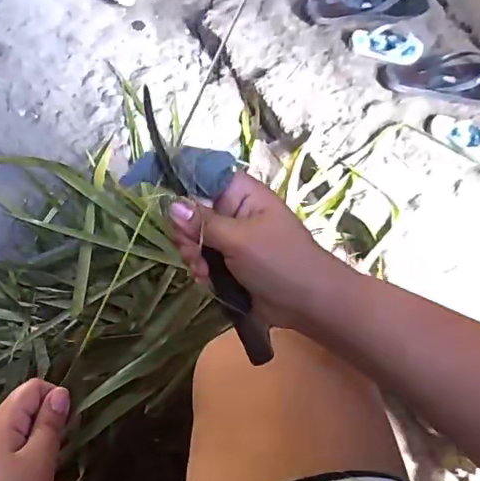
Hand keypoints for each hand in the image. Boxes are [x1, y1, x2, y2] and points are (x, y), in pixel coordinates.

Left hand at [0, 379, 68, 480]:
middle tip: (60, 443)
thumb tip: (60, 392)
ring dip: (40, 431)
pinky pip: (14, 439)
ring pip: (21, 421)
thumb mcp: (40, 458)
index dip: (54, 397)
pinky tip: (37, 467)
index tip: (66, 424)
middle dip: (48, 414)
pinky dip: (30, 445)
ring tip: (50, 457)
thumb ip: (50, 423)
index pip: (32, 387)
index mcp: (2, 420)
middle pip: (24, 401)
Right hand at [169, 172, 352, 331]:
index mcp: (242, 194)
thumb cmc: (280, 262)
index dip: (183, 189)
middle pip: (193, 211)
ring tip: (202, 272)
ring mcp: (232, 237)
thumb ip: (204, 223)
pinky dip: (200, 269)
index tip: (170, 211)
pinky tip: (206, 281)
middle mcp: (234, 211)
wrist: (309, 303)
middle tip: (192, 252)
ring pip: (195, 237)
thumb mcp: (239, 240)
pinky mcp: (230, 261)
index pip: (204, 177)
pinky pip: (204, 258)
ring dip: (192, 255)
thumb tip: (171, 205)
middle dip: (187, 233)